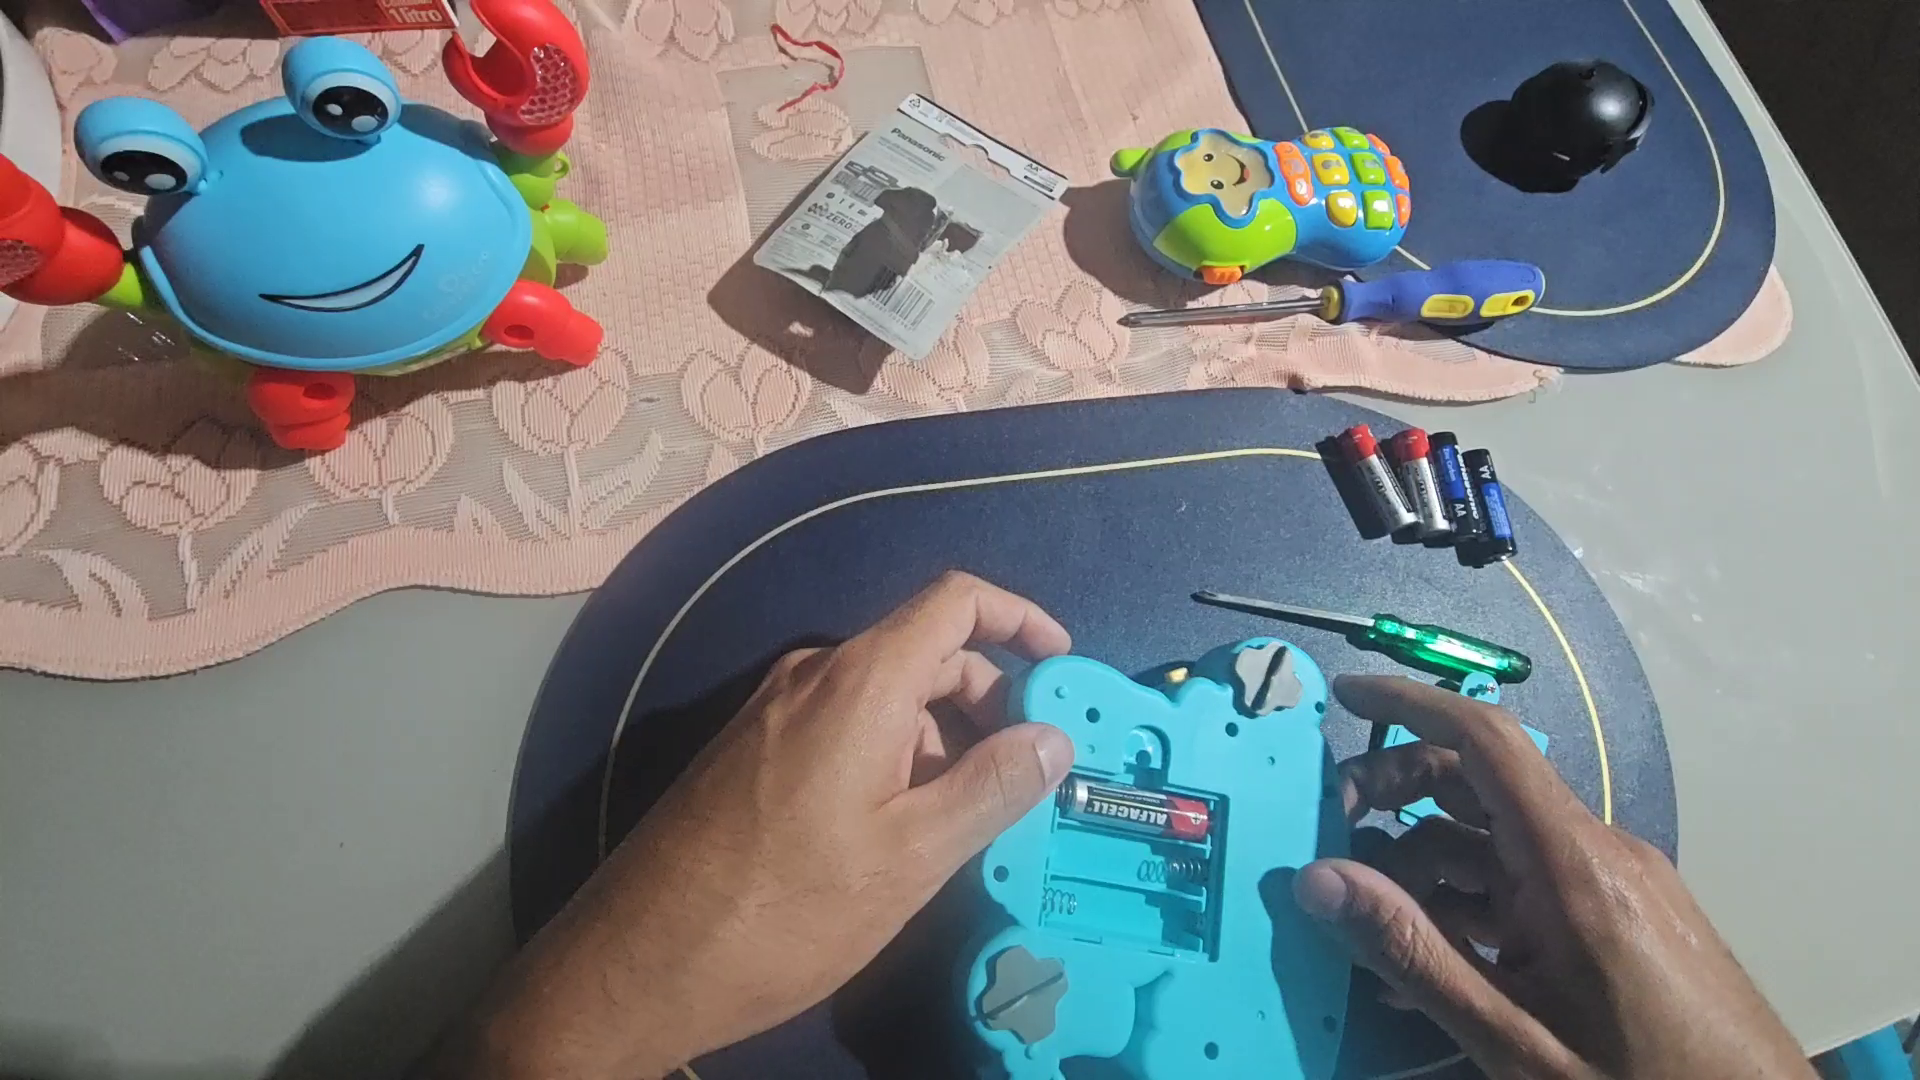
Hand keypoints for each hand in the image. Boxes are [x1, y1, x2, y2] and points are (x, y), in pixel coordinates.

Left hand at [435, 572, 1075, 1079]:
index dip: (1018, 617)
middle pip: (927, 650)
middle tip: (1021, 767)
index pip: (956, 600)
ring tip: (965, 811)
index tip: (1059, 660)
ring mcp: (783, 704)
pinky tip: (903, 819)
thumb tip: (1052, 739)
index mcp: (863, 678)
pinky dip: (897, 750)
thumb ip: (991, 787)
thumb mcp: (910, 855)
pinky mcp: (761, 742)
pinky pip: (850, 720)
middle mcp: (820, 671)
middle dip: (987, 697)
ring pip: (890, 692)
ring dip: (942, 734)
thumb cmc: (785, 906)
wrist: (635, 961)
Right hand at [1294, 675, 1813, 1079]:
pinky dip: (1457, 900)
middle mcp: (1591, 851)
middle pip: (1470, 784)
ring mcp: (1604, 883)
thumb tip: (1313, 878)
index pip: (1485, 739)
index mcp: (1573, 861)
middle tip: (1331, 829)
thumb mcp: (1514, 1037)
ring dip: (1416, 862)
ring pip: (1485, 839)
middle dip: (1390, 794)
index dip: (1410, 702)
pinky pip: (1514, 883)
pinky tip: (1424, 953)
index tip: (1345, 695)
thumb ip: (1409, 951)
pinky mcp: (1608, 916)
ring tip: (1368, 919)